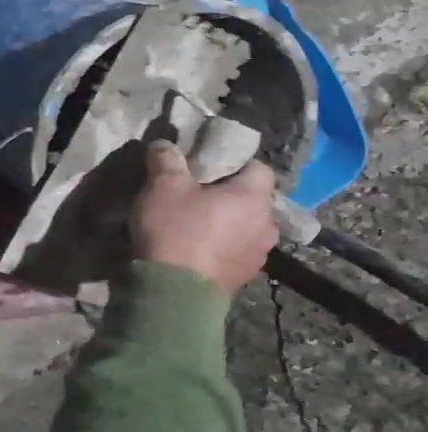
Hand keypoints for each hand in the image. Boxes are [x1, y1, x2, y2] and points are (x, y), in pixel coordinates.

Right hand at [132, 141, 278, 293]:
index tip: (207, 162)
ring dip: (226, 218)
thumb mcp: (162, 184)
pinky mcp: (247, 272)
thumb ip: (166, 160)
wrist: (178, 286)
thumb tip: (166, 145)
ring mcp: (262, 252)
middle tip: (193, 190)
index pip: (260, 169)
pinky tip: (196, 243)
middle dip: (226, 192)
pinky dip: (221, 240)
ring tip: (193, 219)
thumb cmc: (176, 226)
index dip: (236, 161)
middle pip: (253, 198)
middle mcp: (268, 224)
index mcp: (254, 199)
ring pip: (246, 224)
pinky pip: (238, 246)